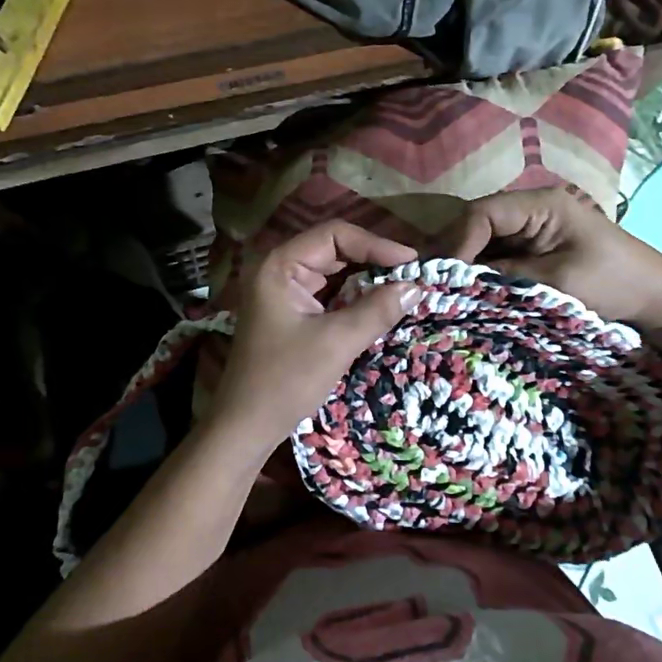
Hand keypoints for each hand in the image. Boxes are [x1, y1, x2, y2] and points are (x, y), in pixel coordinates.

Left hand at [211, 222, 422, 448]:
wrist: (246, 426)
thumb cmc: (285, 380)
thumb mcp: (336, 343)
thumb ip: (376, 310)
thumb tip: (416, 287)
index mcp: (280, 266)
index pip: (334, 235)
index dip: (375, 244)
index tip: (411, 262)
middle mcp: (280, 272)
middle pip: (334, 250)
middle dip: (373, 261)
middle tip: (412, 276)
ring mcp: (284, 294)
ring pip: (334, 274)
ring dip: (367, 281)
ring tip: (403, 290)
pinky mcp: (292, 316)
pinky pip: (329, 296)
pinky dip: (354, 300)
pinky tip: (380, 308)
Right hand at [438, 187, 661, 339]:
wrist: (659, 302)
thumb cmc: (615, 284)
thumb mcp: (557, 283)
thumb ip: (504, 277)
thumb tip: (455, 280)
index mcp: (541, 204)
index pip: (481, 214)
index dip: (457, 242)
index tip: (442, 276)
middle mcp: (530, 210)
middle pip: (476, 225)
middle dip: (454, 253)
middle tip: (432, 285)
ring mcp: (531, 230)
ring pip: (482, 242)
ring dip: (465, 265)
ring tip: (443, 290)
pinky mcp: (533, 250)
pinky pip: (496, 257)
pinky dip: (481, 273)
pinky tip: (467, 292)